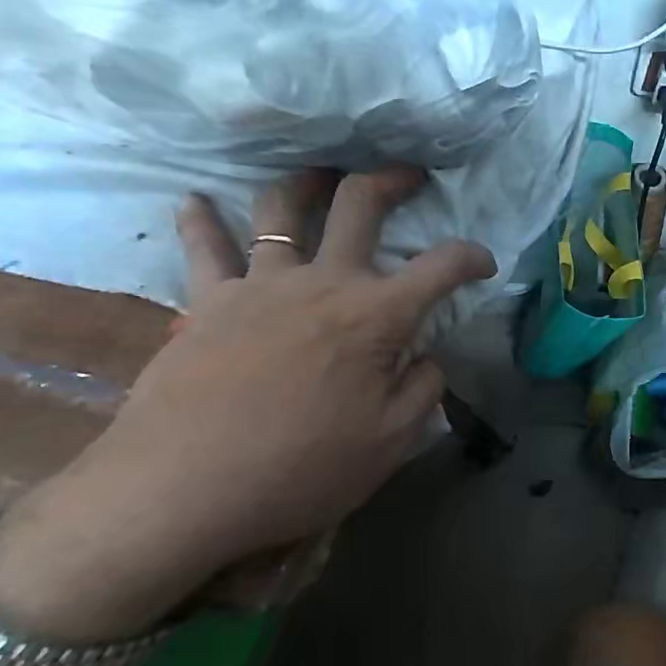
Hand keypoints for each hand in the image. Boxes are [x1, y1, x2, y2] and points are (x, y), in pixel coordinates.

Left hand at [0, 167, 494, 640]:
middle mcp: (323, 282)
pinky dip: (200, 220)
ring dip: (307, 182)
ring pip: (282, 209)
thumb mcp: (391, 442)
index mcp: (376, 315)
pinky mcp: (208, 302)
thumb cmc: (299, 469)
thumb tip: (427, 355)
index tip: (484, 264)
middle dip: (393, 181)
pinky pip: (204, 249)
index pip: (442, 267)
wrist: (180, 491)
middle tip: (409, 175)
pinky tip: (194, 199)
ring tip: (320, 174)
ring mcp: (261, 285)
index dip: (472, 258)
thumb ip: (423, 389)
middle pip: (361, 205)